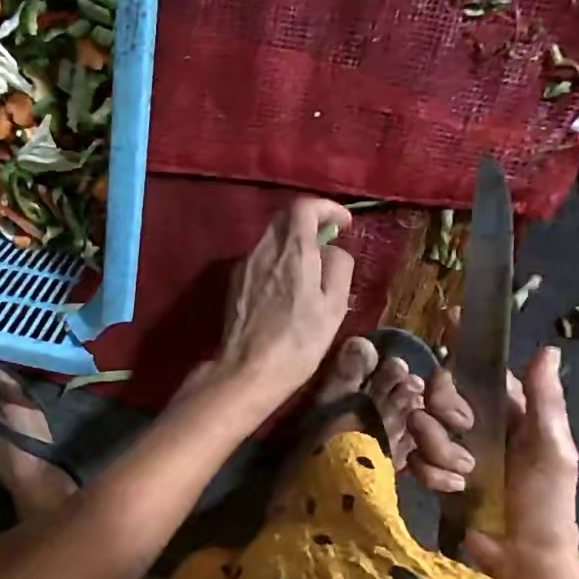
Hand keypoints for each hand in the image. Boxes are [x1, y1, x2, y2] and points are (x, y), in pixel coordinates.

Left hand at [214, 197, 355, 413]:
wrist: (247, 371)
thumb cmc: (298, 341)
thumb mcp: (334, 306)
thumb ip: (339, 267)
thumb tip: (332, 251)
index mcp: (293, 249)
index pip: (305, 206)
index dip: (328, 208)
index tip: (345, 224)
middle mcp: (265, 248)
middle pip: (286, 218)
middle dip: (310, 223)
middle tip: (330, 243)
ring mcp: (245, 264)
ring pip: (272, 238)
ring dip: (294, 243)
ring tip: (311, 269)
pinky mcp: (234, 282)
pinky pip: (261, 258)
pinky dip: (279, 260)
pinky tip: (287, 288)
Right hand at [406, 346, 578, 578]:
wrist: (521, 559)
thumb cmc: (547, 503)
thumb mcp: (554, 450)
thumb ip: (546, 401)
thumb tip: (548, 349)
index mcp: (509, 408)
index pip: (483, 366)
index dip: (466, 340)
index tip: (450, 316)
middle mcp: (478, 420)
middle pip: (442, 388)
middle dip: (446, 408)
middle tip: (464, 431)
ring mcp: (453, 446)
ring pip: (422, 422)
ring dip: (440, 449)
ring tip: (465, 476)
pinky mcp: (435, 473)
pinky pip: (416, 457)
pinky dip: (432, 473)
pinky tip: (453, 489)